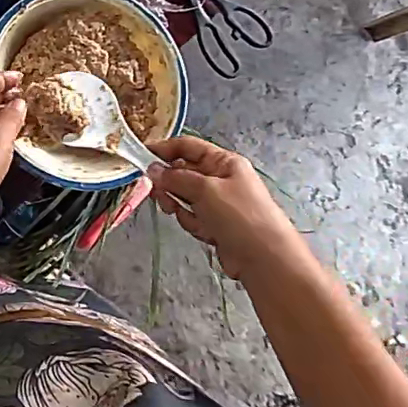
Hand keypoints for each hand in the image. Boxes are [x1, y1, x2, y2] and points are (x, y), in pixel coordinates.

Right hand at [145, 136, 296, 278]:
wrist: (265, 260)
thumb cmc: (240, 216)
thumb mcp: (204, 189)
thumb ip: (174, 177)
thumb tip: (152, 169)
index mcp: (224, 162)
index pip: (187, 146)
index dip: (164, 149)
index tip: (141, 156)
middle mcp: (221, 179)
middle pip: (182, 172)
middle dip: (169, 182)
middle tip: (158, 191)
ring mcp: (218, 202)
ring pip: (183, 196)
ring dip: (178, 205)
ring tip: (182, 214)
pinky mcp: (214, 224)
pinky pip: (191, 216)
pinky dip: (191, 222)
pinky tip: (203, 231)